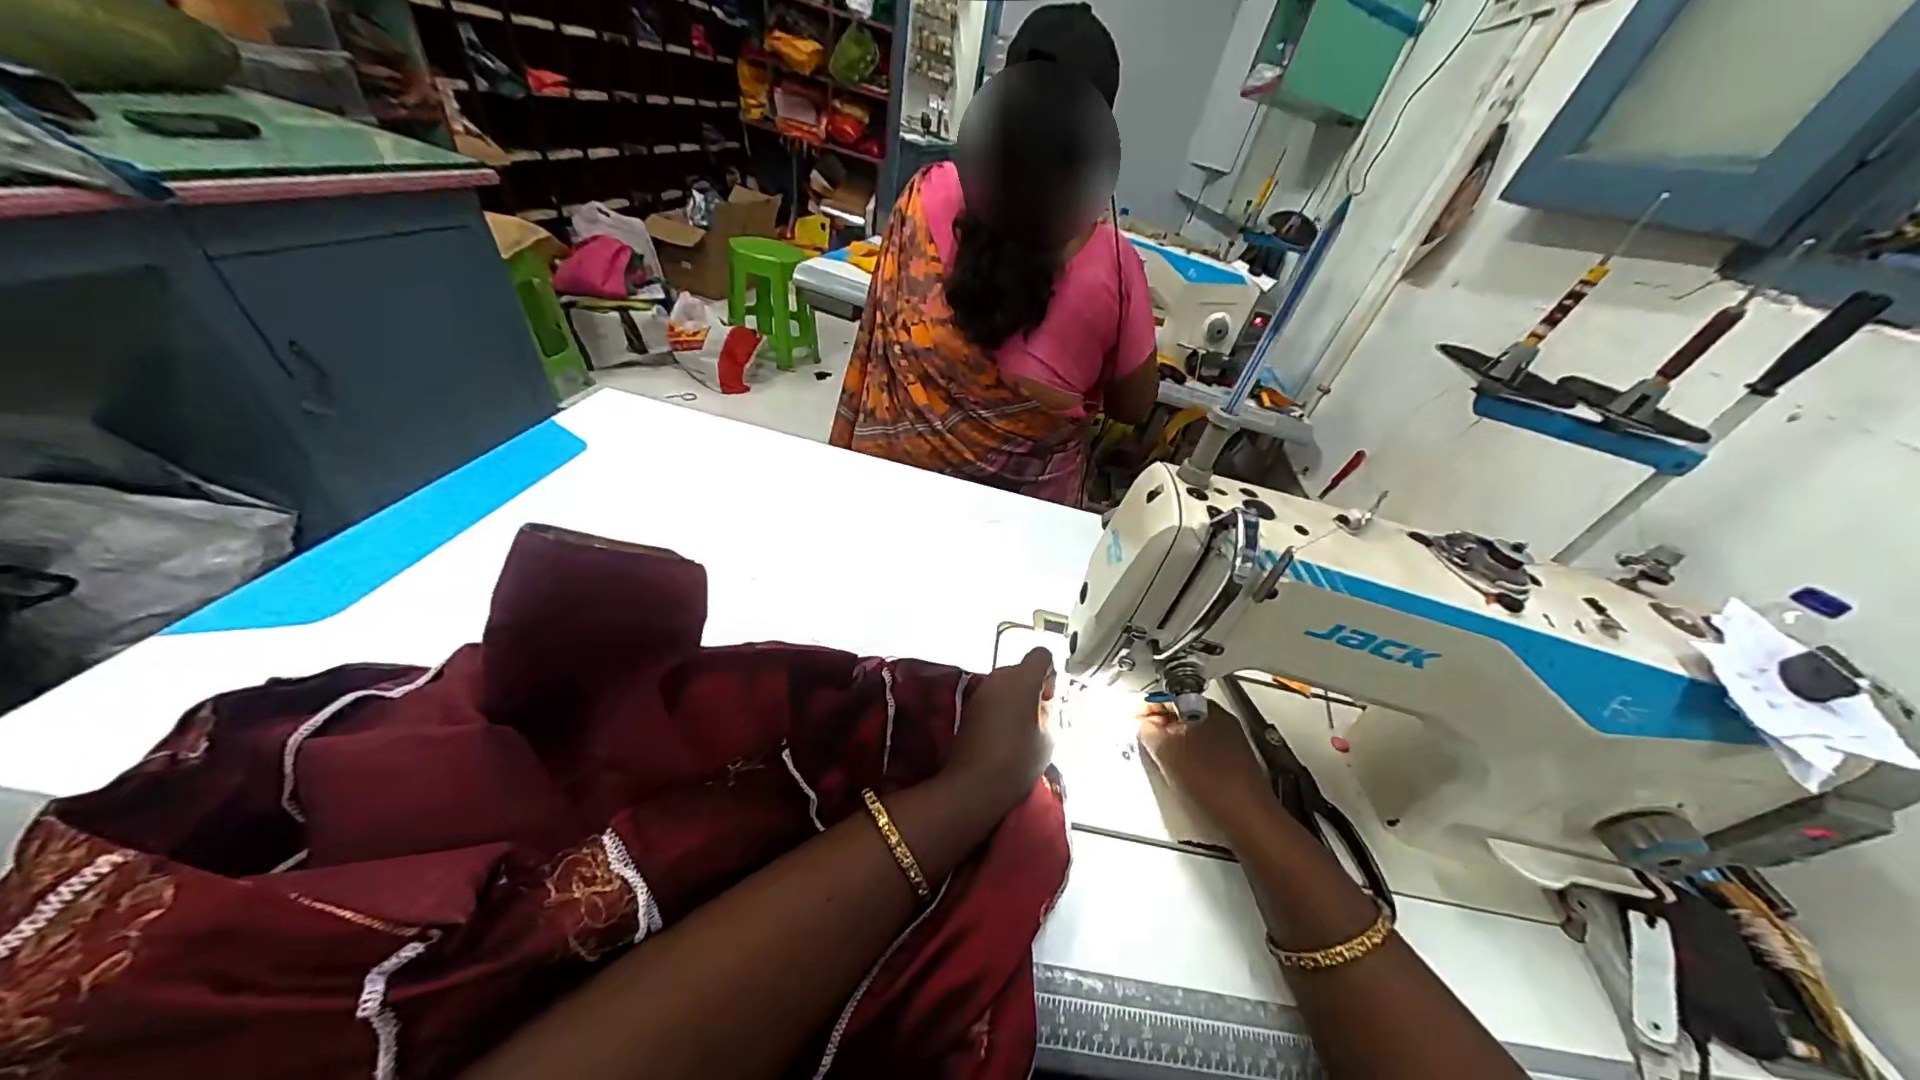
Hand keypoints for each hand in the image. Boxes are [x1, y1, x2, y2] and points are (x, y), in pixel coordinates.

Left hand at [945, 648, 1055, 815]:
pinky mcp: (968, 707)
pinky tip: (1004, 735)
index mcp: (1022, 678)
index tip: (1049, 699)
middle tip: (1038, 718)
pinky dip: (1001, 709)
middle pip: (1021, 670)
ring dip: (1015, 699)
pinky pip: (992, 698)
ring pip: (1006, 684)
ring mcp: (980, 691)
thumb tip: (1042, 702)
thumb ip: (1048, 711)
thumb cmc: (1018, 759)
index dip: (1050, 674)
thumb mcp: (1048, 736)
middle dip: (1032, 688)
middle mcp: (998, 677)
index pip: (1042, 655)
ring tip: (1021, 729)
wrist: (973, 784)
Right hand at [1137, 700, 1270, 828]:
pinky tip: (1188, 774)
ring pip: (1193, 732)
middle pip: (1181, 713)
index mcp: (1204, 708)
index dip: (1147, 707)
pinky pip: (1205, 748)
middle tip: (1149, 739)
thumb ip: (1148, 731)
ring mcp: (1231, 738)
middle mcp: (1221, 718)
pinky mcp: (1235, 758)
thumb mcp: (1164, 751)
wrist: (1246, 813)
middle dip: (1162, 725)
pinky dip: (1192, 756)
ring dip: (1177, 742)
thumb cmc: (1214, 782)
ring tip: (1169, 761)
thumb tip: (1145, 725)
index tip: (1136, 718)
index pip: (1168, 697)